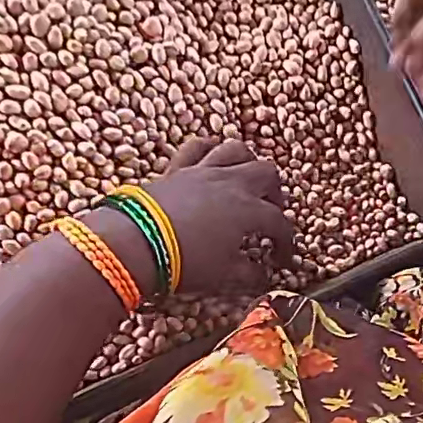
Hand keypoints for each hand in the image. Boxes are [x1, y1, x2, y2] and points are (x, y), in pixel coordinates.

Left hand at [87, 138, 294, 295]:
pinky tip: (214, 159)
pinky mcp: (177, 169)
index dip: (286, 243)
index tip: (282, 259)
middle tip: (270, 215)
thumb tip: (263, 275)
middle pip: (267, 175)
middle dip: (275, 195)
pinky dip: (211, 150)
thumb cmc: (185, 262)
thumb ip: (250, 274)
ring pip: (237, 150)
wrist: (136, 243)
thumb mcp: (224, 275)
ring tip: (248, 182)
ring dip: (249, 164)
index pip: (279, 223)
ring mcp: (203, 171)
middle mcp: (231, 183)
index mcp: (248, 210)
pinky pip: (199, 147)